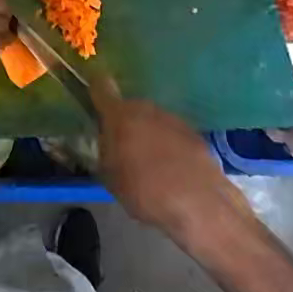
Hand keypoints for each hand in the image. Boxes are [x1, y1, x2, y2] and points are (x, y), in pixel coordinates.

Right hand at [96, 85, 252, 244]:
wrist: (198, 203)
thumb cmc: (145, 191)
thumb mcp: (110, 177)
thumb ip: (104, 152)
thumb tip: (106, 142)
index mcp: (119, 116)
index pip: (101, 88)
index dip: (96, 89)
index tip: (94, 97)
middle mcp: (146, 109)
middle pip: (129, 107)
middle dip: (124, 122)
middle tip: (123, 148)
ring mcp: (173, 118)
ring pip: (152, 120)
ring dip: (148, 134)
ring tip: (149, 163)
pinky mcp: (194, 132)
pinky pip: (172, 133)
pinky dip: (169, 145)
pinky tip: (172, 169)